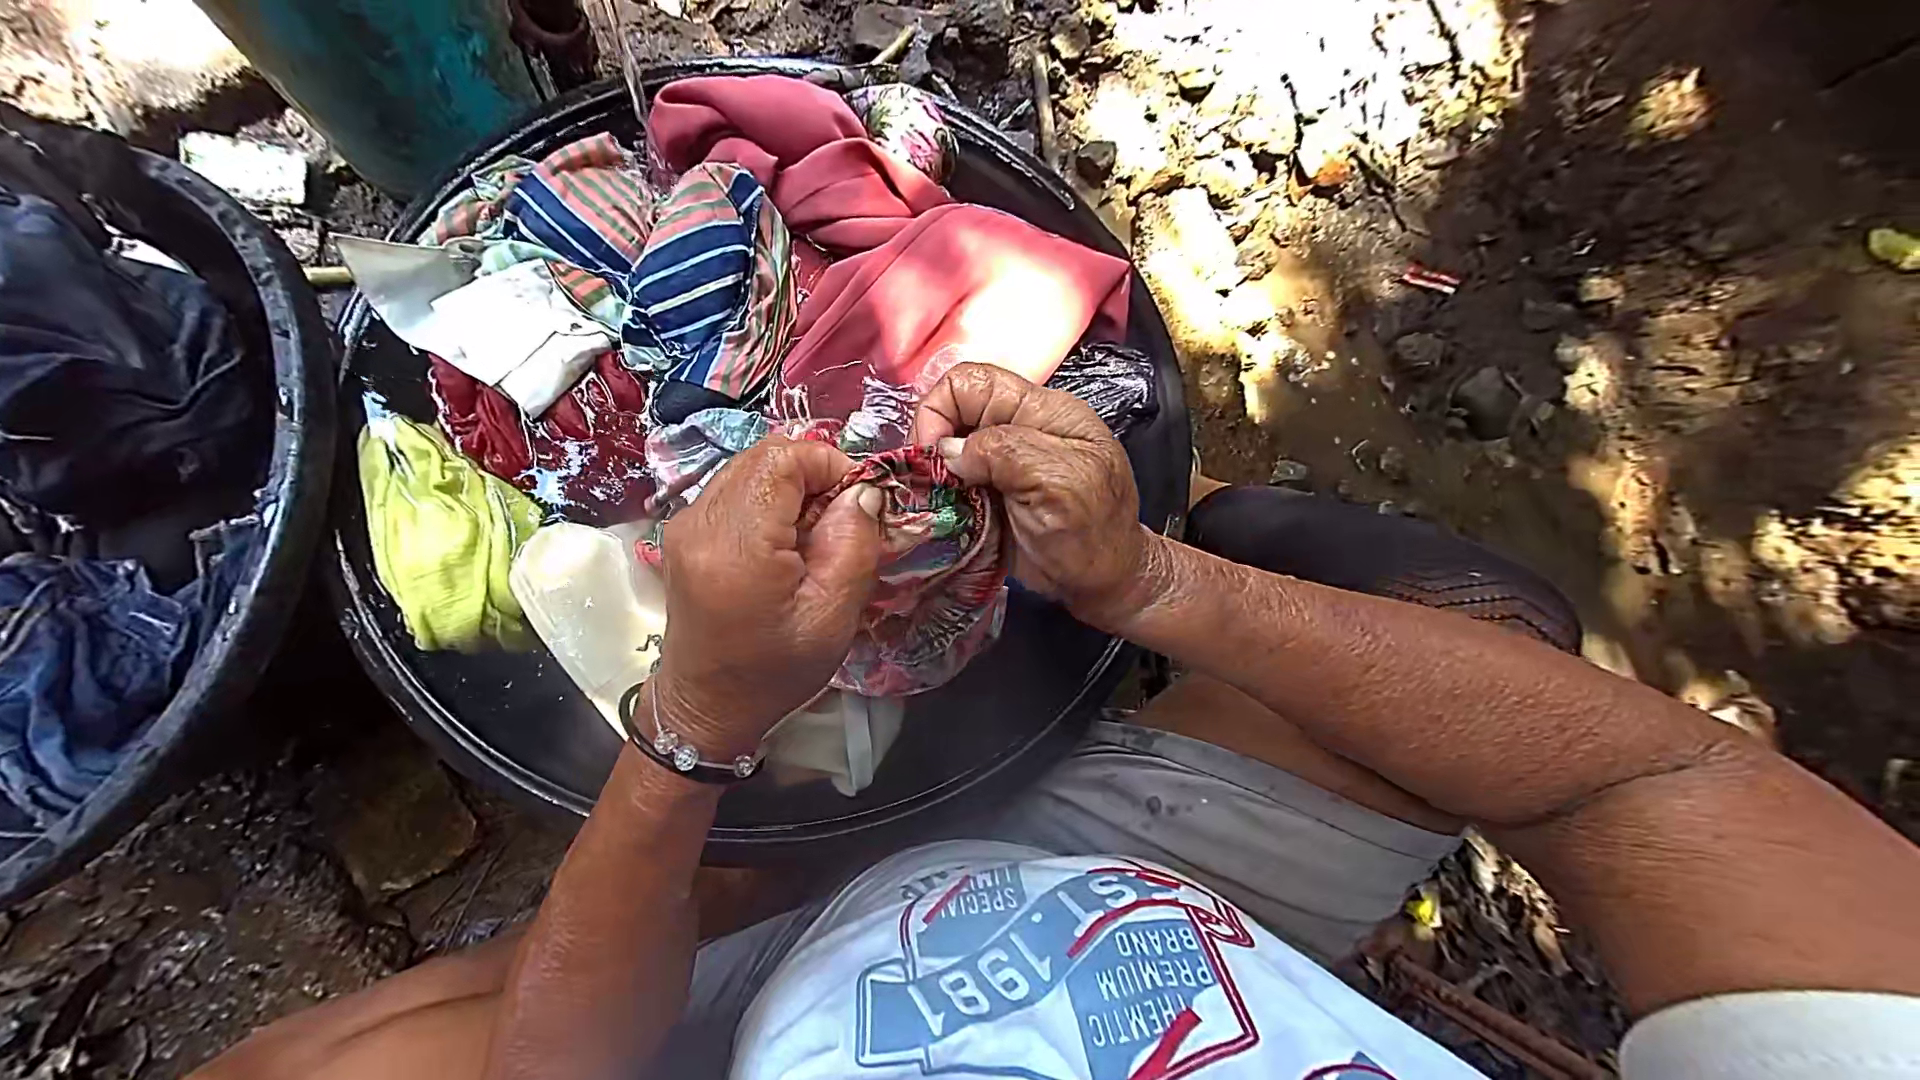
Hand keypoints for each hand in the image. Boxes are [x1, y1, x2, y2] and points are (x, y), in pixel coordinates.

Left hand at [651, 437, 883, 757]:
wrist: (707, 705)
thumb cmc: (774, 671)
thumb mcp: (832, 617)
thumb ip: (854, 543)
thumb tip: (863, 490)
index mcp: (736, 545)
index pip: (782, 459)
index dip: (829, 464)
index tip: (857, 501)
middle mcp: (699, 522)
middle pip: (764, 455)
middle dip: (813, 472)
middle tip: (840, 516)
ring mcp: (685, 523)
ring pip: (751, 467)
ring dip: (793, 486)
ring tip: (815, 531)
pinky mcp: (685, 530)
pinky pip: (737, 488)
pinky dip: (771, 499)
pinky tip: (786, 540)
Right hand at [912, 362, 1157, 631]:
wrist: (1102, 581)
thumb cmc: (1092, 533)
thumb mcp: (1060, 484)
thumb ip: (1006, 453)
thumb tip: (949, 450)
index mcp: (1040, 411)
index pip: (971, 382)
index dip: (940, 409)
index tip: (933, 456)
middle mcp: (1015, 430)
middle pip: (952, 414)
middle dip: (932, 447)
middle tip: (933, 486)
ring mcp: (1000, 463)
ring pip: (945, 451)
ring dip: (933, 476)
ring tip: (937, 504)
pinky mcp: (987, 494)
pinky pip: (949, 483)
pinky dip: (939, 497)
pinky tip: (943, 515)